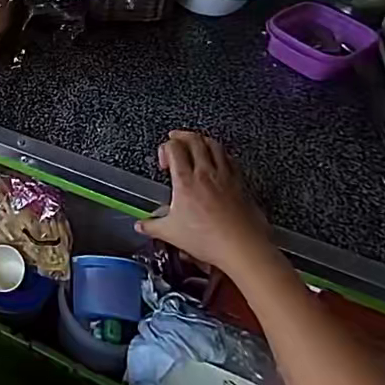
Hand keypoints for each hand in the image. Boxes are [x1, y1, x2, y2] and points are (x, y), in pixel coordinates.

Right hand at [134, 131, 278, 280]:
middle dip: (182, 135)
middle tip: (175, 139)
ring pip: (215, 146)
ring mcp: (226, 177)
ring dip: (202, 141)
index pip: (174, 148)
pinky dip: (221, 154)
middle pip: (195, 140)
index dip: (165, 147)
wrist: (243, 248)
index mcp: (186, 181)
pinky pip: (230, 160)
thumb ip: (152, 226)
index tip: (164, 159)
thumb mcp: (171, 233)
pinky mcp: (241, 185)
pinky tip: (218, 161)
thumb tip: (141, 225)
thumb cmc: (209, 239)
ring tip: (195, 144)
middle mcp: (206, 174)